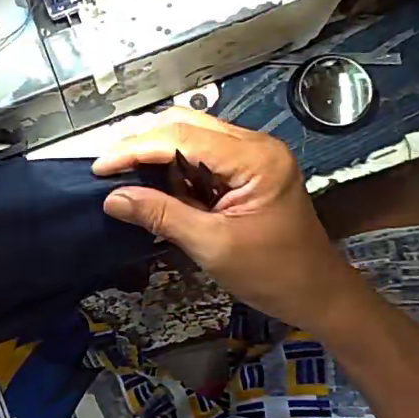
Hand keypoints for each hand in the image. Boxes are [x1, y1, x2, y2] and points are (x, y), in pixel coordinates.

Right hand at [93, 108, 366, 328]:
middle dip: (142, 144)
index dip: (135, 149)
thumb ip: (162, 216)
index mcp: (255, 159)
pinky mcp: (246, 168)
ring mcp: (252, 154)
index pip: (181, 137)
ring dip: (156, 153)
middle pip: (185, 124)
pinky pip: (201, 154)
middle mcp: (255, 145)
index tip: (100, 168)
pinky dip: (173, 165)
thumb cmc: (273, 274)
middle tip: (109, 171)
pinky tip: (155, 184)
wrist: (318, 293)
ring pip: (190, 134)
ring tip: (125, 177)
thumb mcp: (212, 246)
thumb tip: (112, 199)